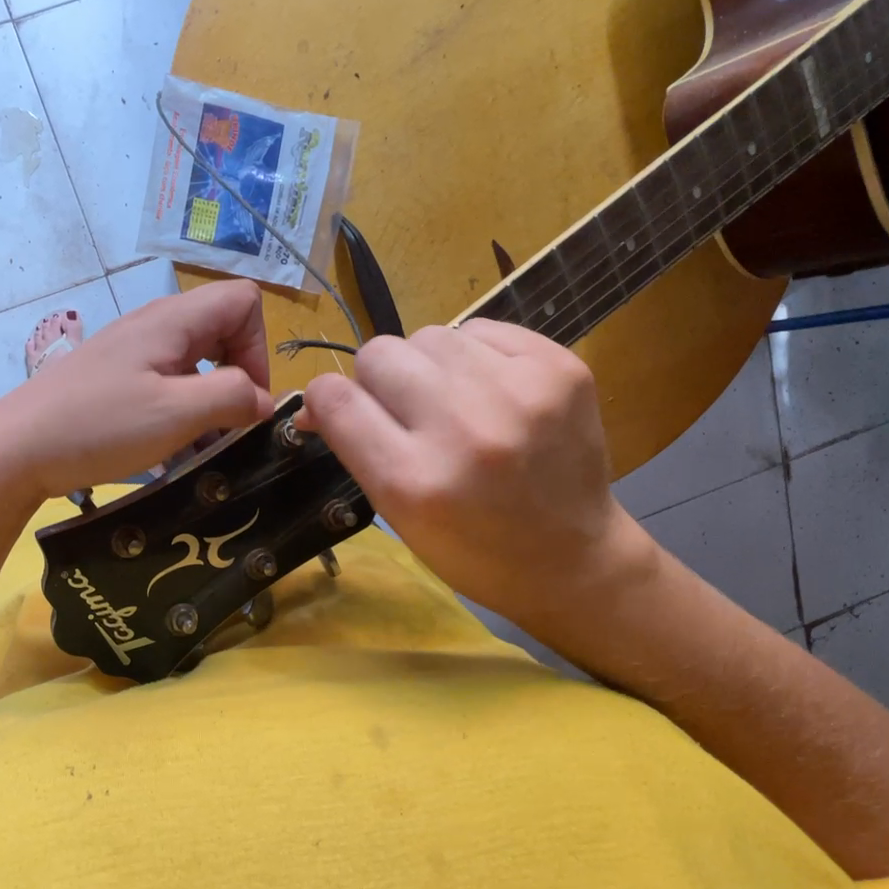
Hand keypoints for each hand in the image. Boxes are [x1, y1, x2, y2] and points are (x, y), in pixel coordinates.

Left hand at [0, 279, 273, 502]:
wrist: (18, 449)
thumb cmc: (99, 426)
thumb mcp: (176, 413)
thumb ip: (231, 397)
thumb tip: (263, 400)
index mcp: (173, 321)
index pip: (243, 302)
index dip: (258, 347)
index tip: (246, 397)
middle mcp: (156, 327)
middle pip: (223, 333)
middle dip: (237, 380)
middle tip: (229, 427)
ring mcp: (134, 353)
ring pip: (197, 365)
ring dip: (210, 405)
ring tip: (201, 449)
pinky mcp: (118, 381)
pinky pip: (169, 387)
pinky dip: (182, 415)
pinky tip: (171, 452)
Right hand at [294, 319, 652, 626]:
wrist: (572, 559)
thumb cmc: (472, 550)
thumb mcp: (399, 516)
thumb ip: (355, 447)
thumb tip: (315, 399)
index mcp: (413, 481)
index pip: (336, 399)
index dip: (325, 400)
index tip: (340, 410)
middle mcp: (463, 429)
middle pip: (379, 353)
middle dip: (379, 381)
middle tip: (407, 414)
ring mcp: (519, 393)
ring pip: (429, 335)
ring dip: (428, 366)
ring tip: (455, 404)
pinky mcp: (560, 368)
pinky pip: (481, 329)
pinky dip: (475, 356)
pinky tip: (492, 394)